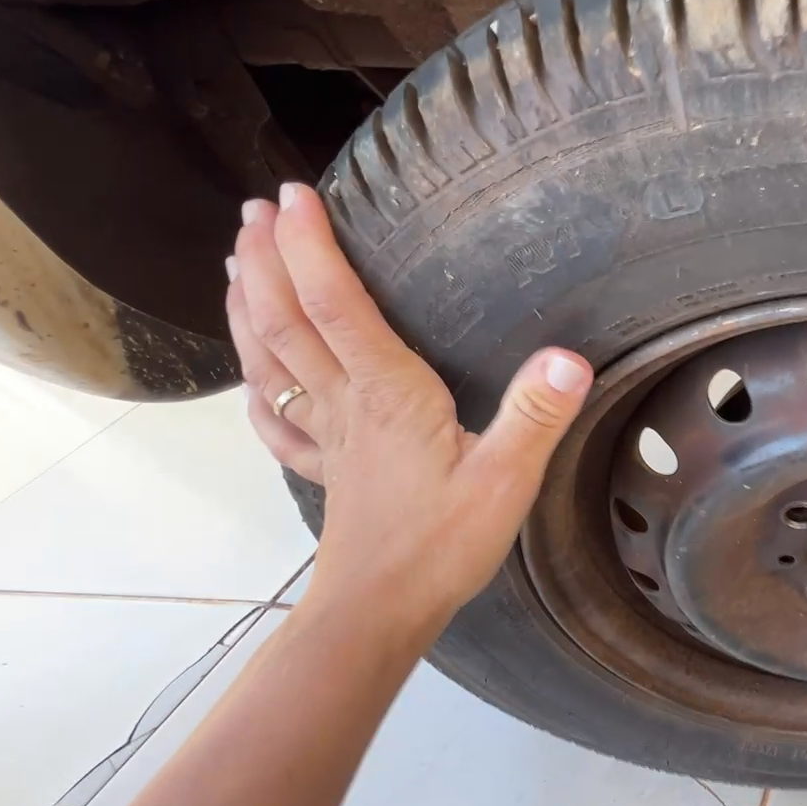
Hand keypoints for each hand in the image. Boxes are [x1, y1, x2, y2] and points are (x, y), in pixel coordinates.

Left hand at [226, 183, 591, 634]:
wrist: (380, 609)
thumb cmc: (444, 544)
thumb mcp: (508, 477)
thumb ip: (535, 414)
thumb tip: (570, 356)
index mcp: (388, 396)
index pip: (338, 306)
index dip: (312, 248)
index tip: (294, 196)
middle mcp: (346, 405)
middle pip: (288, 321)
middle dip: (267, 261)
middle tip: (257, 212)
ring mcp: (327, 438)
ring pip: (271, 359)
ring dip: (248, 305)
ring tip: (236, 263)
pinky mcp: (326, 469)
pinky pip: (278, 416)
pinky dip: (255, 383)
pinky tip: (253, 375)